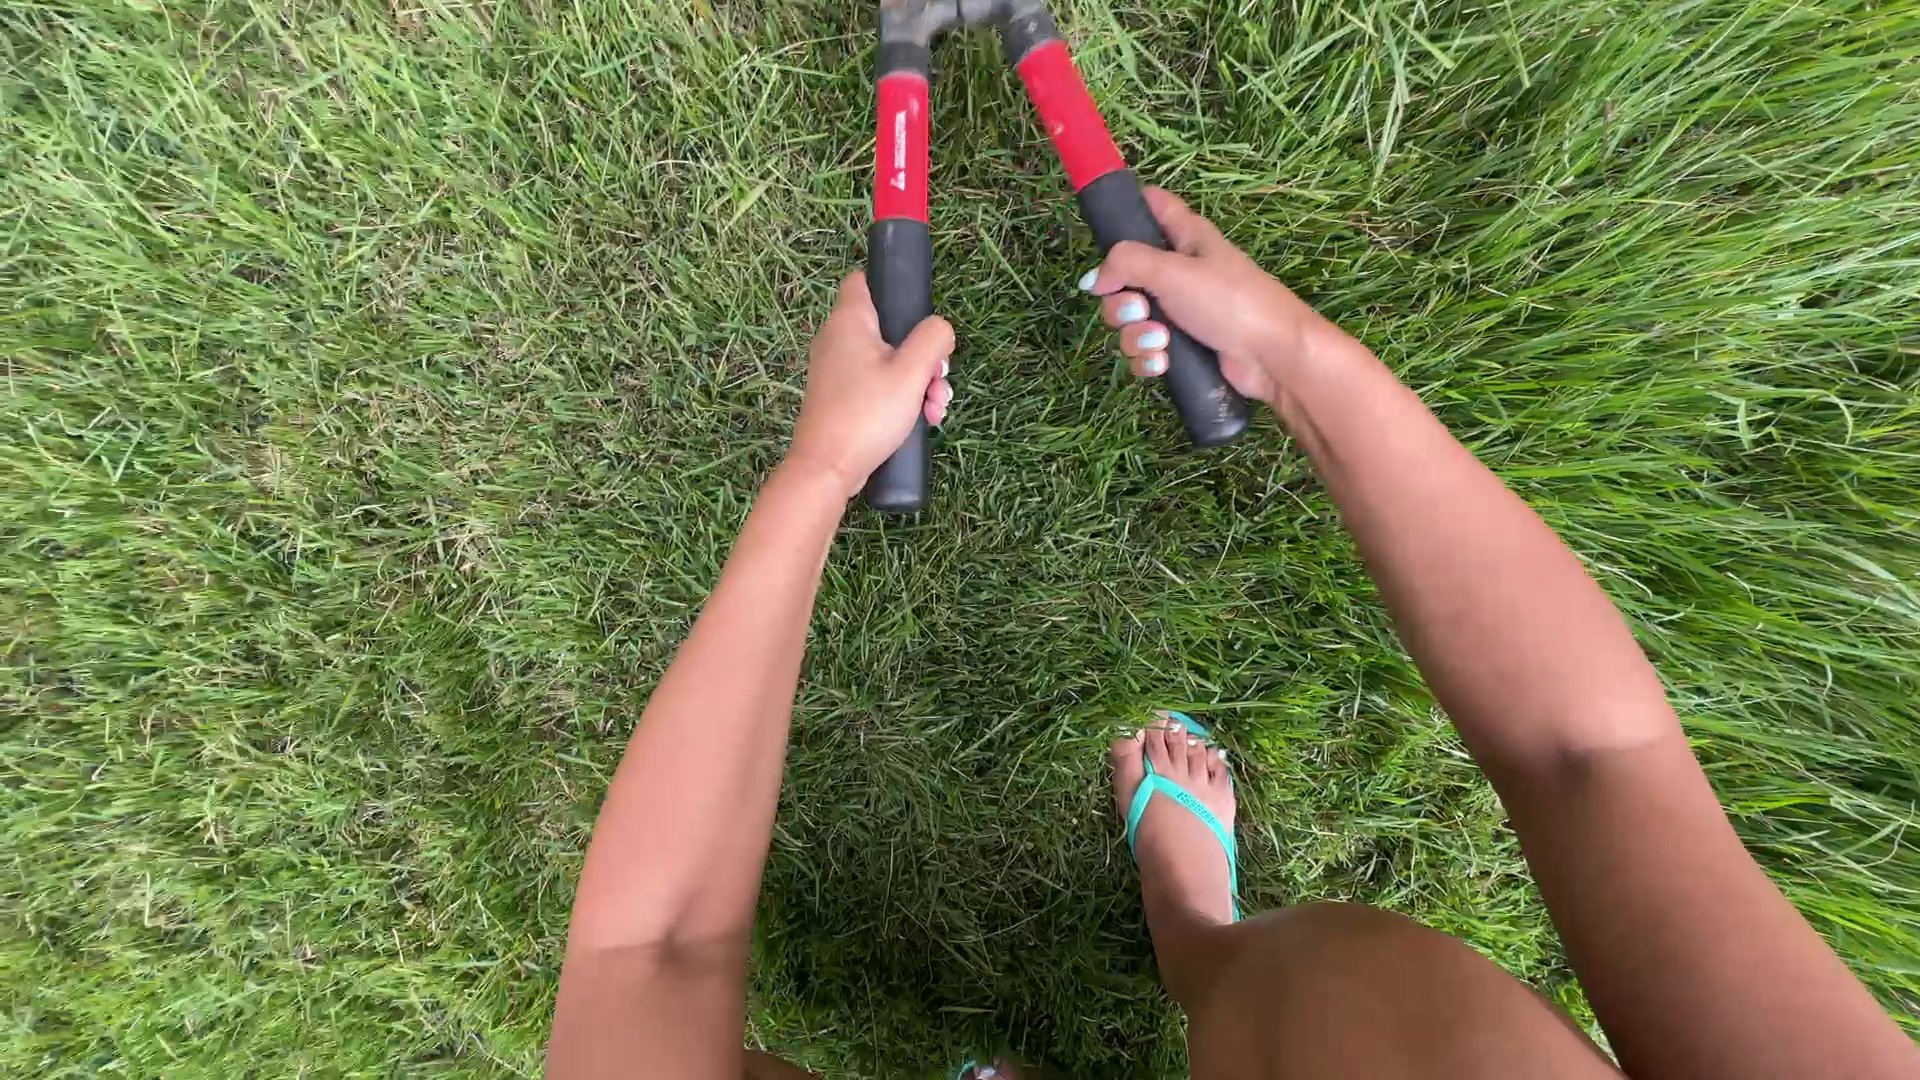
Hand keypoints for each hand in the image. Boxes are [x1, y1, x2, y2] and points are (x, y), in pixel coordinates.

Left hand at [787, 273, 954, 498]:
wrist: (828, 468)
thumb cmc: (867, 414)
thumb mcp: (911, 372)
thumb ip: (933, 339)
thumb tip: (940, 330)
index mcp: (850, 321)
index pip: (864, 281)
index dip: (893, 290)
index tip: (918, 317)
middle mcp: (839, 340)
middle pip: (891, 331)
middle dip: (924, 357)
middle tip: (938, 381)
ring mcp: (839, 372)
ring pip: (891, 363)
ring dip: (920, 384)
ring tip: (935, 411)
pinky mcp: (842, 398)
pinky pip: (879, 387)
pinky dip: (902, 399)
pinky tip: (924, 422)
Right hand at [1081, 187, 1347, 404]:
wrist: (1270, 356)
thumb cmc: (1230, 302)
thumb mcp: (1174, 271)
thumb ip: (1126, 264)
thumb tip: (1093, 279)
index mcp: (1185, 239)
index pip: (1152, 206)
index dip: (1126, 210)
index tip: (1103, 227)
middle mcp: (1179, 272)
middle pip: (1124, 278)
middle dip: (1120, 302)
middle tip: (1138, 310)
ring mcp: (1179, 312)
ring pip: (1130, 321)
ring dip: (1136, 336)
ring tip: (1160, 343)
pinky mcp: (1180, 347)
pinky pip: (1144, 350)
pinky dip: (1147, 358)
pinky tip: (1163, 364)